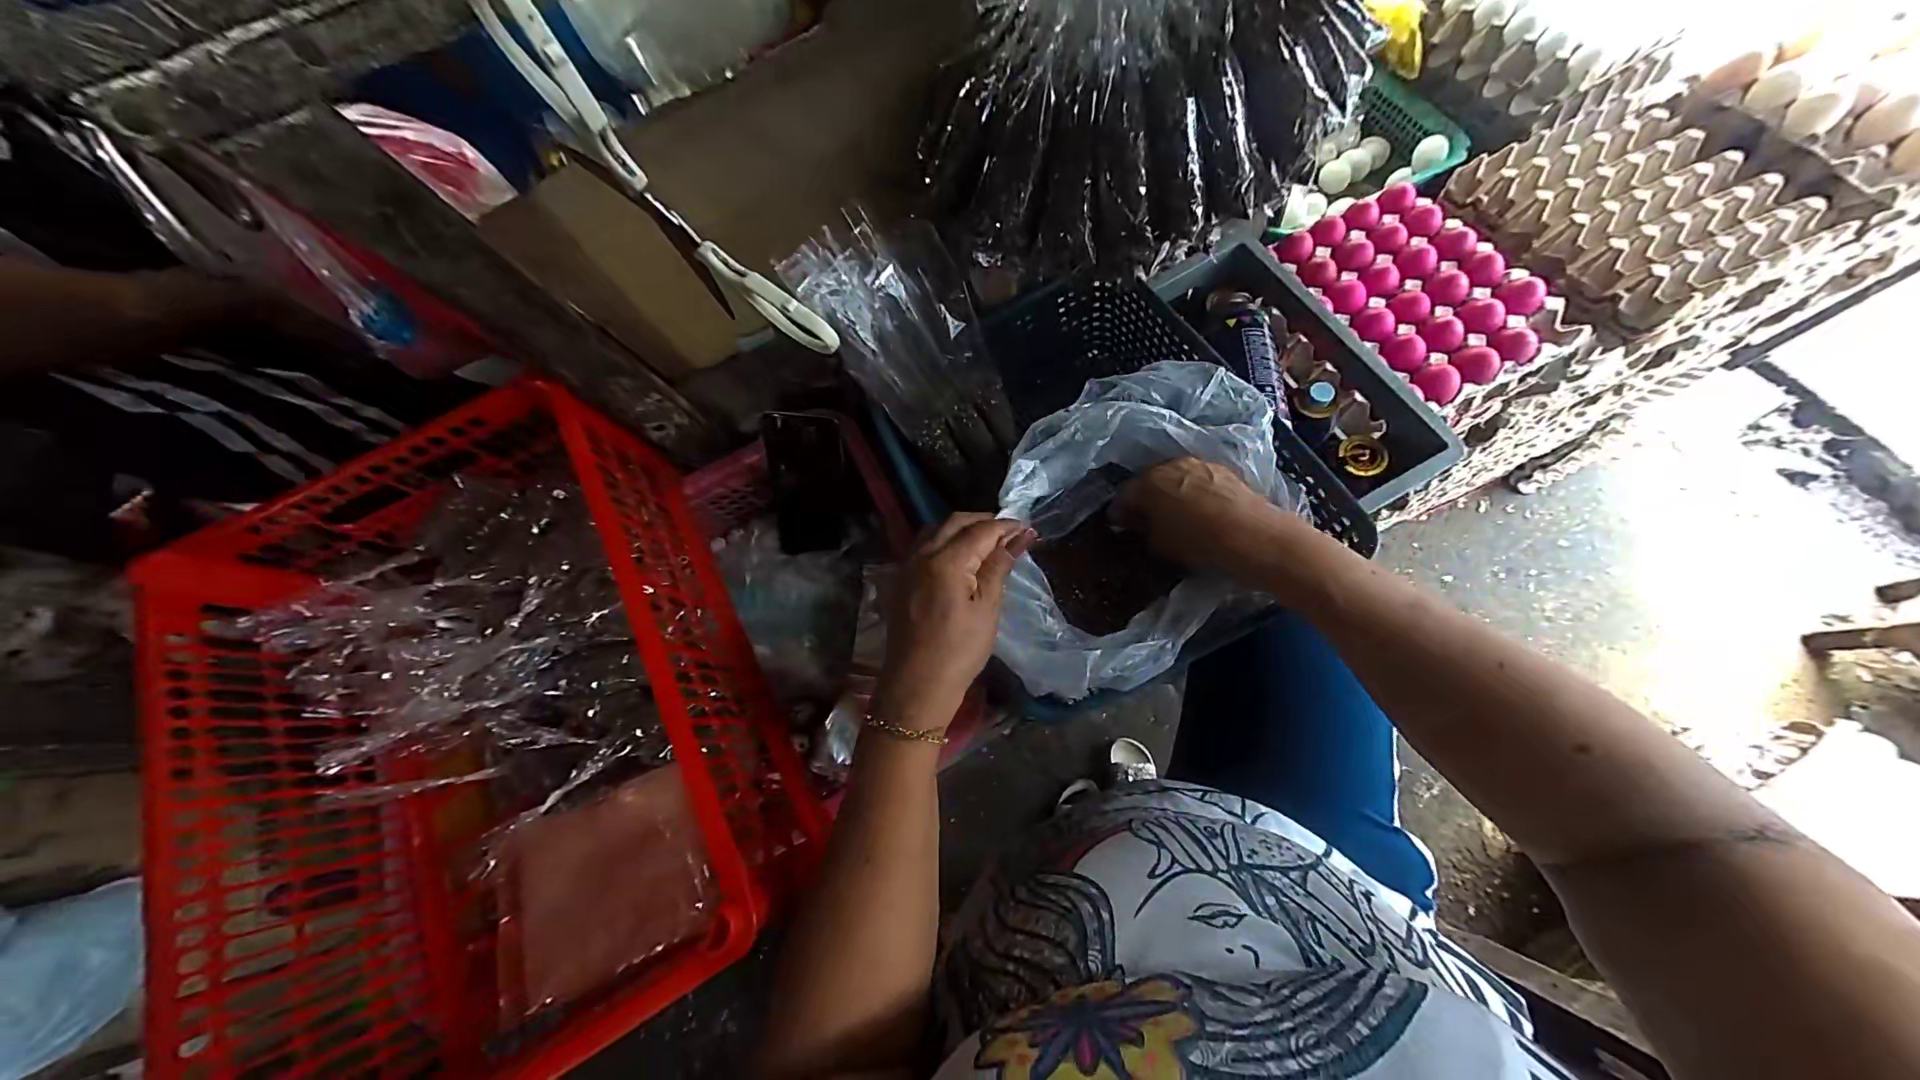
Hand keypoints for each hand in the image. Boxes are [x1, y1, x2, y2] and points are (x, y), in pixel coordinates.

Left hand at [874, 513, 1033, 728]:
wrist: (917, 685)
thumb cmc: (959, 651)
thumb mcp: (987, 608)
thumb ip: (999, 566)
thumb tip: (1019, 536)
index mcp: (945, 561)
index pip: (980, 530)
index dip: (1006, 526)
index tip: (1028, 529)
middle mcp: (921, 554)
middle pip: (955, 522)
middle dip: (983, 522)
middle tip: (1009, 533)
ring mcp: (906, 566)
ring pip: (935, 531)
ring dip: (962, 529)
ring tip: (986, 543)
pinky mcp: (900, 580)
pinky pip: (923, 547)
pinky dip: (944, 542)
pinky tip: (959, 558)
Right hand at [1111, 457, 1306, 579]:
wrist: (1255, 536)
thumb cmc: (1199, 543)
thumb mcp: (1160, 545)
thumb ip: (1142, 530)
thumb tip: (1135, 523)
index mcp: (1148, 482)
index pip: (1124, 495)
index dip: (1118, 512)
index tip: (1119, 525)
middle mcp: (1170, 465)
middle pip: (1148, 480)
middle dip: (1144, 498)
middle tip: (1144, 519)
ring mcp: (1199, 464)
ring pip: (1174, 477)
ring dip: (1169, 492)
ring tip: (1172, 514)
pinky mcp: (1223, 470)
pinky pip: (1196, 479)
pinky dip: (1191, 491)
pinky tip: (1197, 509)